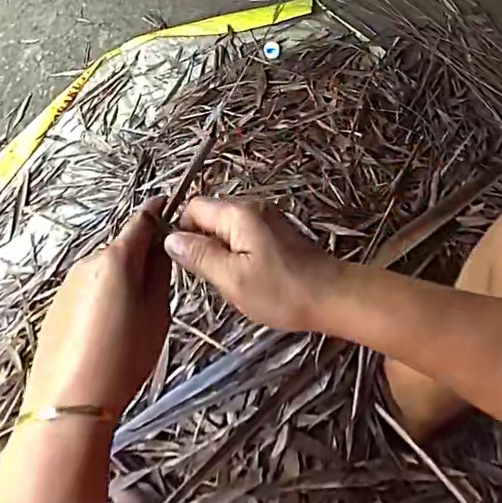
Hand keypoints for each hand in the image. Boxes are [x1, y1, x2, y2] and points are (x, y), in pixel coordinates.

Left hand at [23, 201, 171, 414]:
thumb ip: (161, 272)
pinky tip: (106, 329)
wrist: (68, 404)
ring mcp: (68, 284)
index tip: (168, 206)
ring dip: (120, 278)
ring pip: (105, 269)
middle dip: (141, 254)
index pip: (142, 219)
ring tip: (132, 314)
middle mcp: (89, 261)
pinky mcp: (56, 306)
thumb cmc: (123, 355)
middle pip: (122, 246)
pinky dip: (101, 296)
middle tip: (159, 280)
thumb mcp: (157, 312)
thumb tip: (161, 248)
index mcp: (118, 257)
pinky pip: (87, 289)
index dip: (158, 210)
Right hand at [162, 196, 346, 331]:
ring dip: (220, 253)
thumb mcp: (232, 278)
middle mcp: (252, 208)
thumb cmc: (281, 291)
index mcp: (238, 213)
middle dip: (202, 244)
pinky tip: (248, 279)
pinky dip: (237, 255)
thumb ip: (199, 255)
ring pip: (226, 229)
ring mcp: (267, 219)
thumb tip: (170, 238)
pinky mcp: (276, 234)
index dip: (182, 231)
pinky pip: (244, 237)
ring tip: (231, 282)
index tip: (186, 263)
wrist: (331, 296)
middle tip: (211, 277)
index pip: (194, 206)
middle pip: (210, 216)